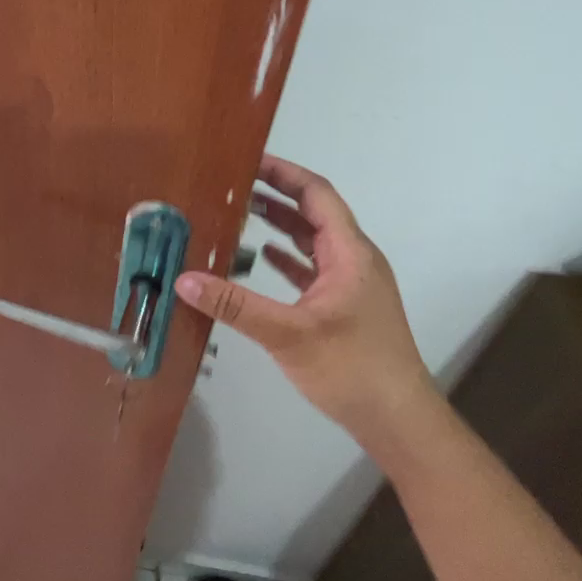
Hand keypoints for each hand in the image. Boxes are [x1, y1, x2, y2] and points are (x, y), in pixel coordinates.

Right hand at [176, 154, 436, 443]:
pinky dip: (288, 255)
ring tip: (240, 211)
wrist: (397, 419)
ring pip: (314, 239)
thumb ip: (235, 305)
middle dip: (277, 194)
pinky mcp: (346, 306)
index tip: (247, 160)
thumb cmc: (351, 368)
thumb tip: (183, 279)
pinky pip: (314, 266)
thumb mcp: (287, 334)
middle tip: (234, 182)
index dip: (284, 174)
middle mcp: (354, 260)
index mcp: (349, 253)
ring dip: (281, 223)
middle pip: (315, 212)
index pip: (316, 195)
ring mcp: (353, 284)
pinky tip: (262, 256)